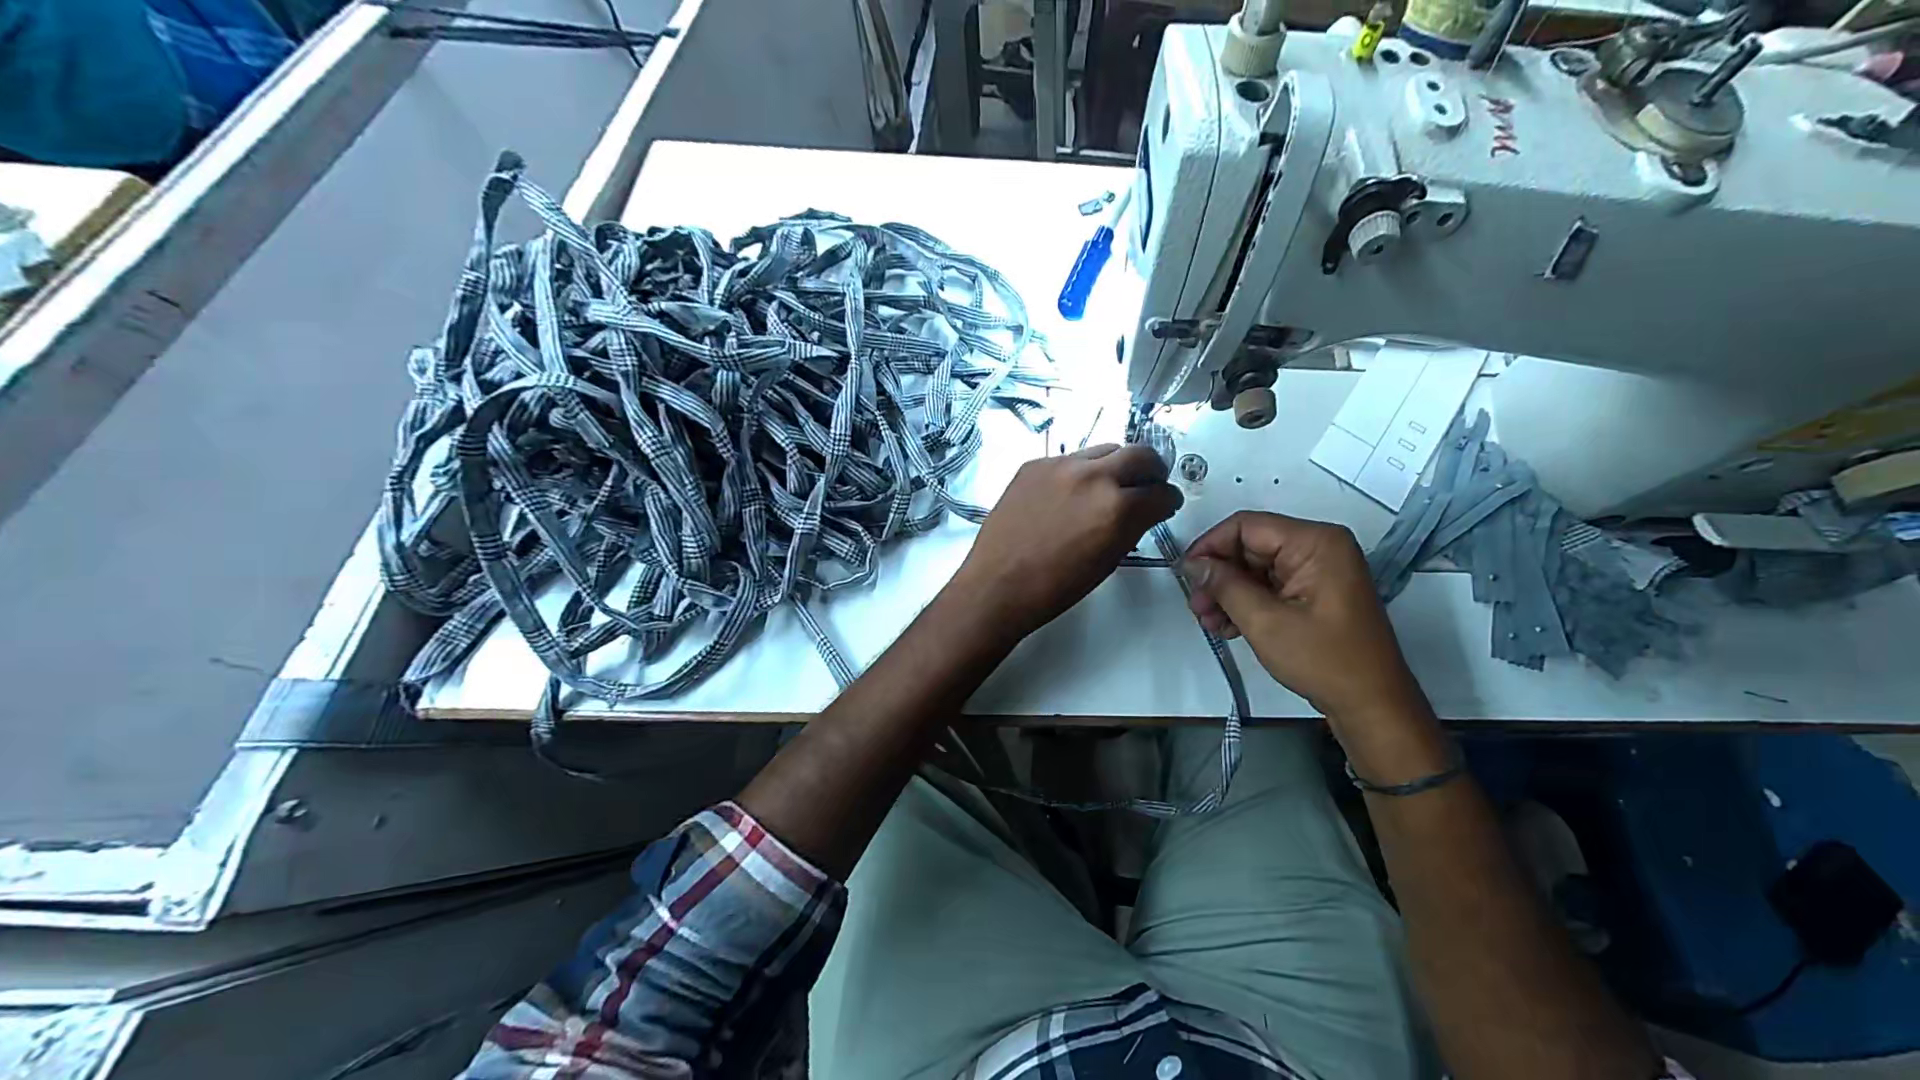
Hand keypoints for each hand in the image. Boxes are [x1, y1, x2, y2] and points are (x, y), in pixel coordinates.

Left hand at [951, 443, 1182, 640]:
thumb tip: (1143, 512)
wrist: (999, 584)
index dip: (1167, 500)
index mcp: (1117, 509)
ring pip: (1105, 450)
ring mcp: (1060, 467)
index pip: (1161, 492)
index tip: (1165, 503)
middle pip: (1140, 454)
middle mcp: (1092, 478)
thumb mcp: (1108, 561)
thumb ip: (1132, 528)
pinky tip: (1070, 494)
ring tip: (1109, 486)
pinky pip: (1069, 458)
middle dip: (1152, 470)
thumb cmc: (1052, 586)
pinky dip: (1079, 471)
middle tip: (1149, 483)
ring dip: (1116, 465)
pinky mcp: (1034, 465)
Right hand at [1183, 511, 1427, 722]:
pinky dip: (1246, 602)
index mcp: (1316, 543)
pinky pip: (1270, 585)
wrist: (1371, 704)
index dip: (1210, 546)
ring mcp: (1318, 570)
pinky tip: (1228, 626)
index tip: (1186, 574)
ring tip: (1210, 622)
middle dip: (1219, 576)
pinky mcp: (1315, 592)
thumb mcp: (1265, 622)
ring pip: (1255, 568)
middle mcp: (1319, 548)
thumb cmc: (1326, 661)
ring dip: (1228, 593)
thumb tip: (1193, 564)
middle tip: (1197, 607)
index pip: (1247, 526)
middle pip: (1250, 547)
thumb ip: (1224, 586)